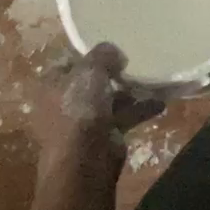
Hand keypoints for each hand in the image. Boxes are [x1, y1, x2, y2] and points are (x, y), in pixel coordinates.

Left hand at [30, 43, 162, 174]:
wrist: (85, 160)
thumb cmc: (79, 108)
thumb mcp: (91, 69)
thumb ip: (103, 54)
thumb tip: (114, 53)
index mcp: (51, 85)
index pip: (68, 63)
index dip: (87, 54)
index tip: (109, 49)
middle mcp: (63, 103)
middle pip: (90, 82)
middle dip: (111, 74)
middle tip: (131, 63)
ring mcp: (83, 122)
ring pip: (109, 100)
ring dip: (129, 92)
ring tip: (151, 79)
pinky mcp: (103, 137)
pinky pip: (123, 117)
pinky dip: (139, 109)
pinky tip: (159, 103)